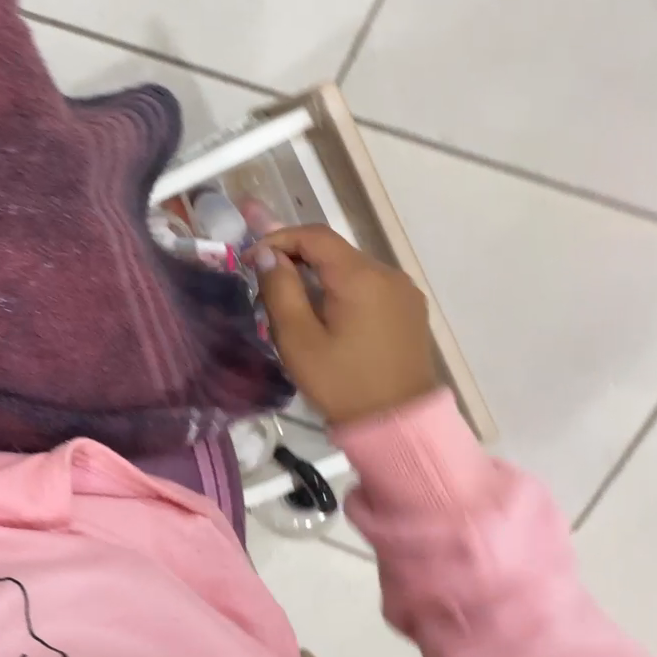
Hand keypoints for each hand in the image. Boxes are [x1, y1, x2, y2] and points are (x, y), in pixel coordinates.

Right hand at [250, 225, 438, 426]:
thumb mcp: (296, 337)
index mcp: (360, 278)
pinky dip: (337, 287)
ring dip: (315, 273)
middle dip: (294, 257)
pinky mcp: (407, 308)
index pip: (315, 236)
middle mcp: (388, 274)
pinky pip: (366, 284)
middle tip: (262, 283)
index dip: (277, 239)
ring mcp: (402, 291)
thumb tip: (266, 255)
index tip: (250, 261)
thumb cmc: (339, 380)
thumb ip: (280, 289)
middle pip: (333, 249)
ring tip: (288, 300)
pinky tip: (321, 313)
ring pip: (349, 266)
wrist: (396, 420)